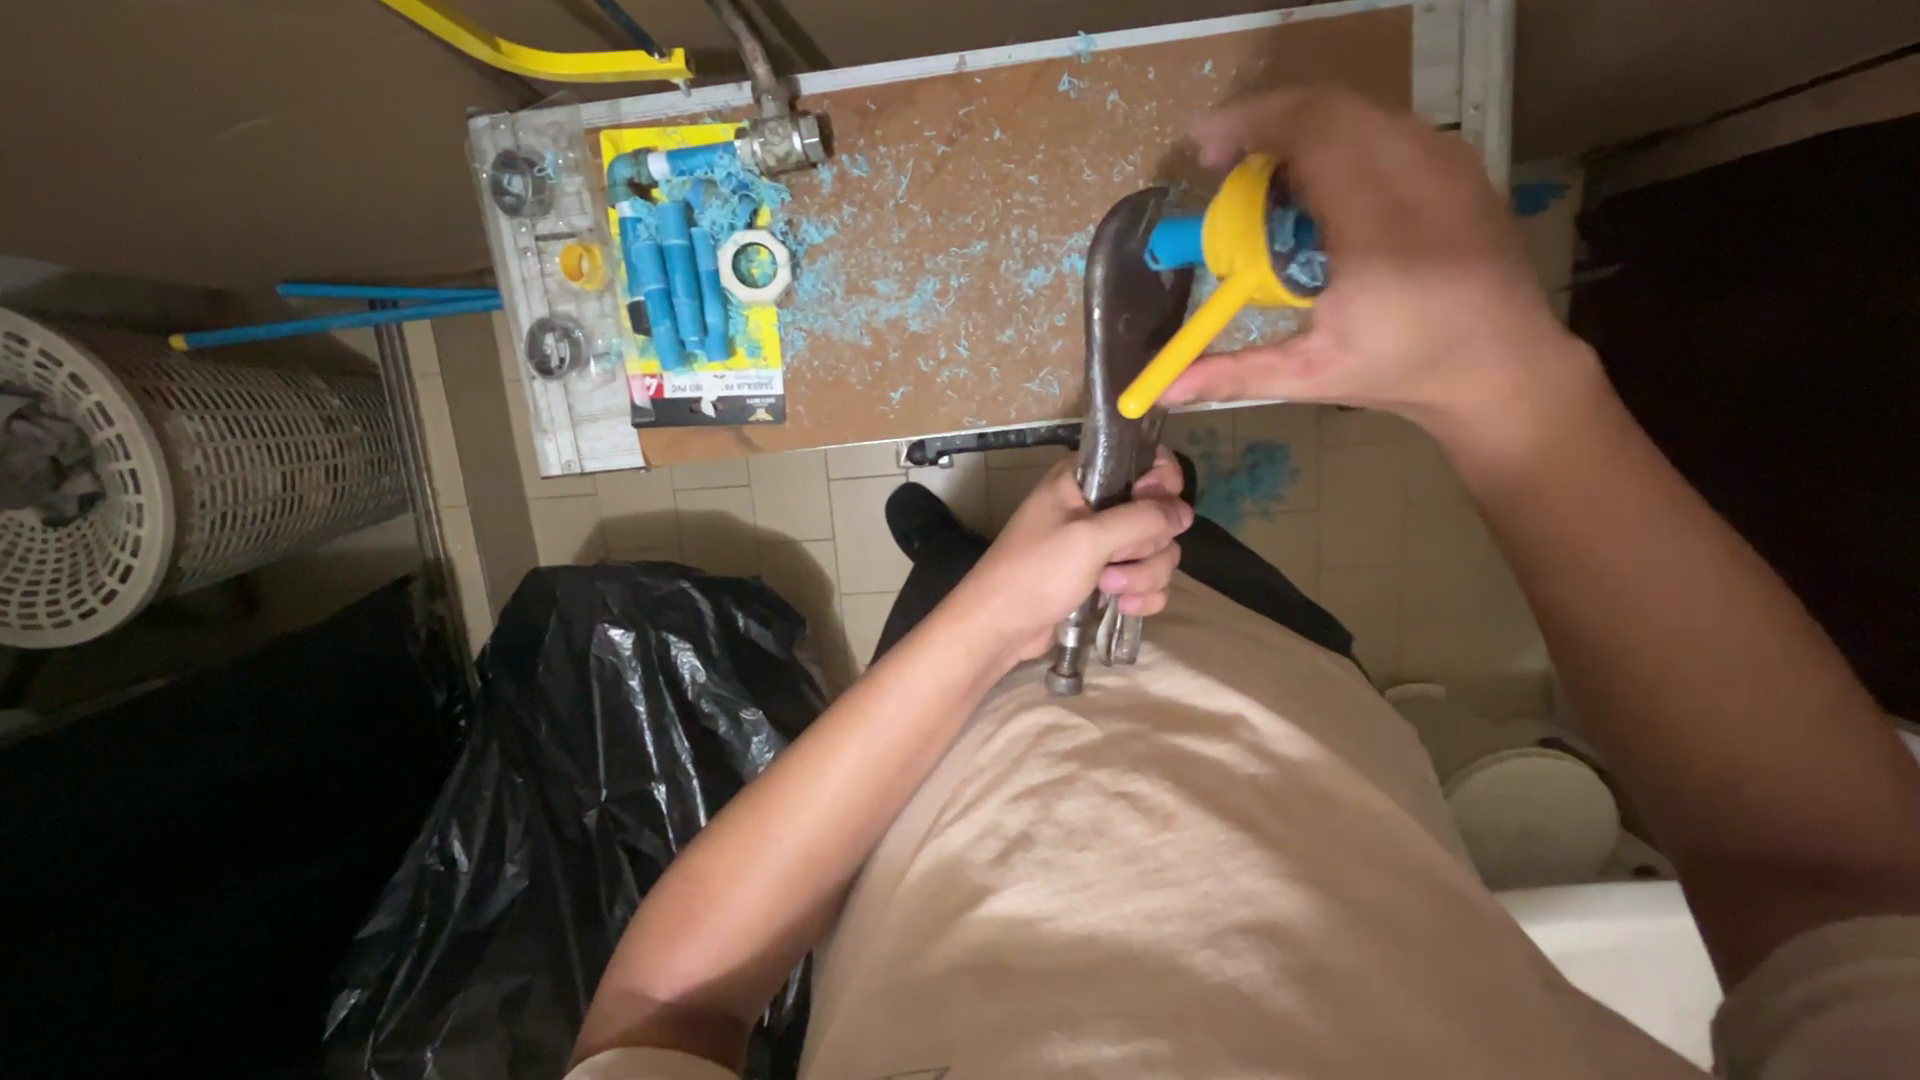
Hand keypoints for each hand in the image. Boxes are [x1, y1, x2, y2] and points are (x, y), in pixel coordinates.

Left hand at [942, 448, 1193, 665]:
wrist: (1000, 627)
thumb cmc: (1036, 572)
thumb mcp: (1089, 538)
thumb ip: (1142, 518)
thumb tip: (1184, 513)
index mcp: (1084, 479)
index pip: (1146, 462)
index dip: (1162, 485)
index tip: (1158, 510)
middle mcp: (1096, 506)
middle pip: (1157, 514)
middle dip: (1148, 546)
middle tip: (1114, 563)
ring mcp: (1102, 544)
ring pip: (1157, 551)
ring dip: (1143, 576)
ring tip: (1110, 591)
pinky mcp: (1105, 578)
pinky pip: (1146, 580)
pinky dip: (1142, 595)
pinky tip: (1123, 607)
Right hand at [1161, 90, 1599, 440]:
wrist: (1502, 365)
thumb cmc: (1403, 371)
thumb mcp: (1311, 375)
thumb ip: (1235, 373)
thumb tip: (1166, 389)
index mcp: (1377, 226)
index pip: (1311, 132)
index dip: (1249, 125)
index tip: (1203, 149)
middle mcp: (1417, 176)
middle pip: (1331, 108)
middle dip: (1265, 122)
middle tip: (1221, 162)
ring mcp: (1446, 163)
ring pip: (1361, 111)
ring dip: (1302, 129)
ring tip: (1263, 172)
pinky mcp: (1458, 166)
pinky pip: (1388, 126)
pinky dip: (1340, 138)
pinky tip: (1319, 181)